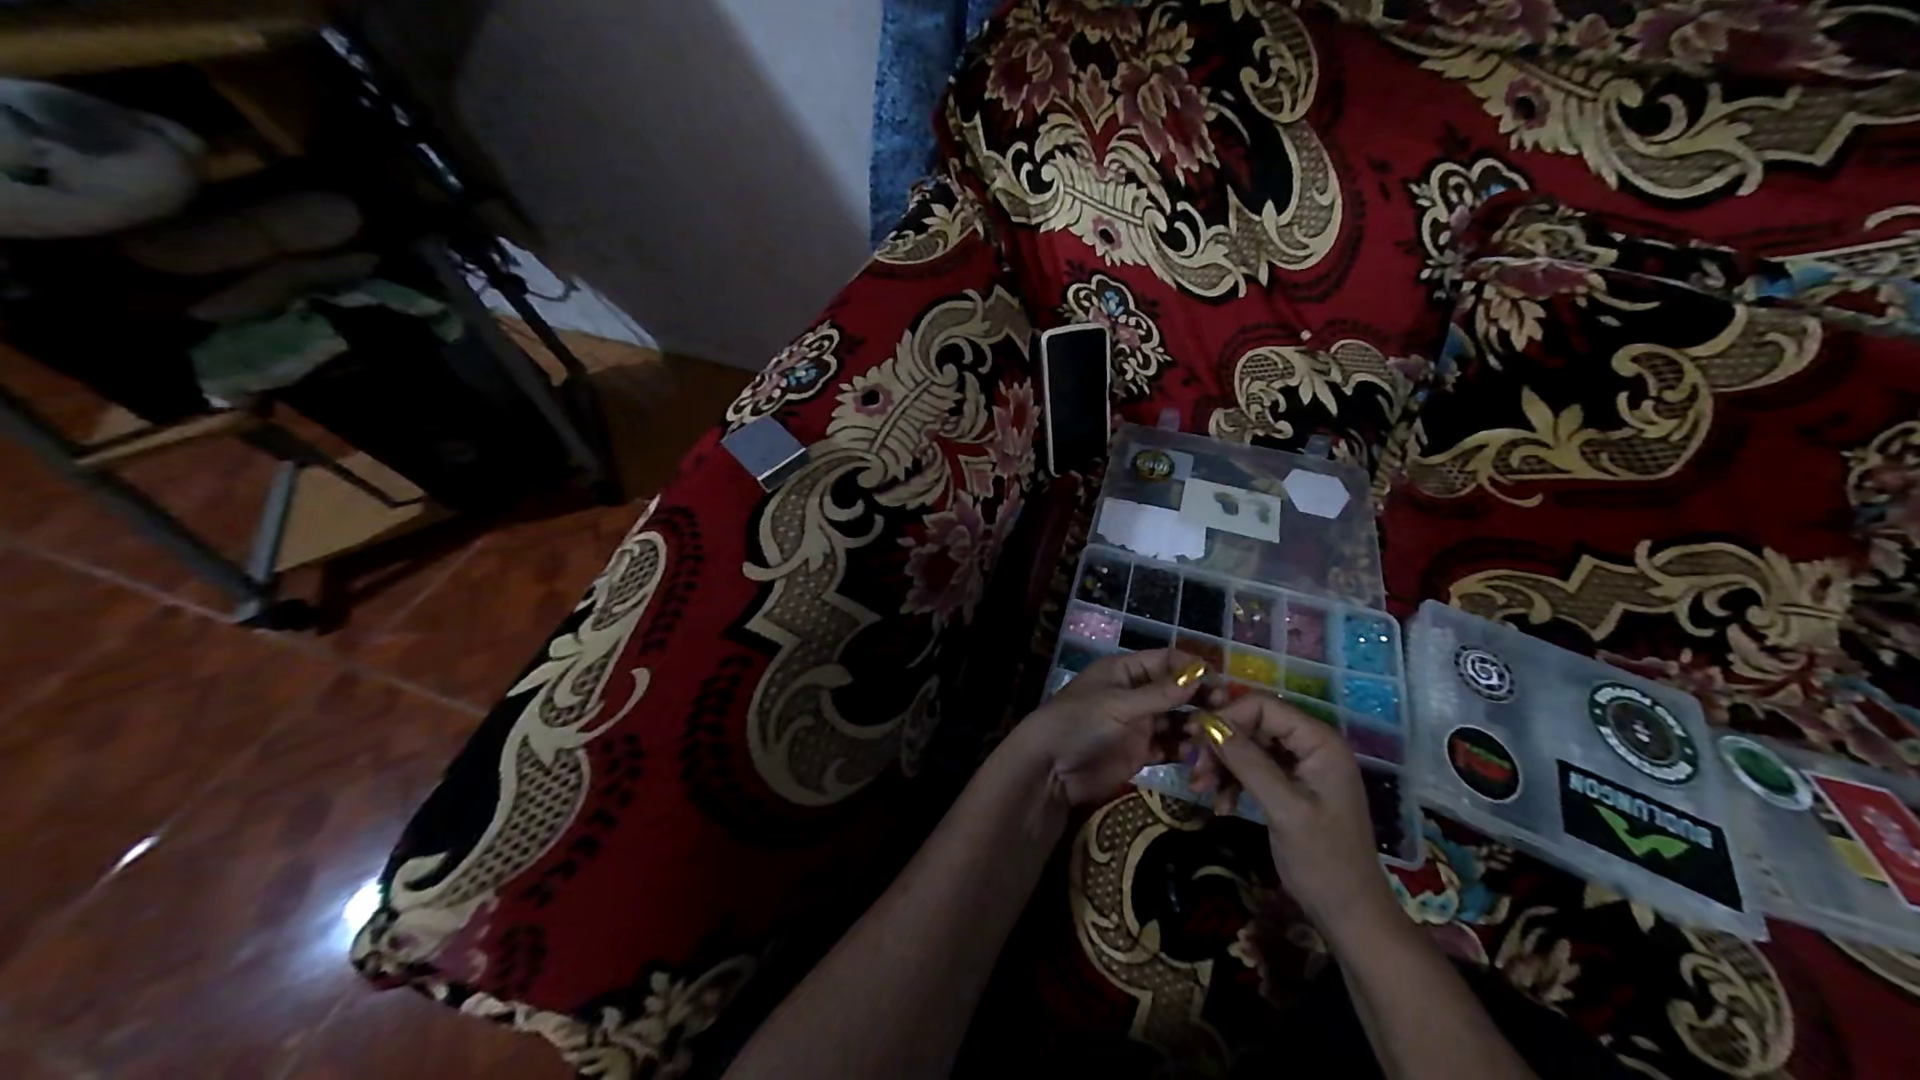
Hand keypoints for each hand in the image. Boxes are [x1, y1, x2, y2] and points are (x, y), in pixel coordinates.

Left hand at [1009, 648, 1206, 806]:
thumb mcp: (1117, 705)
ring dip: (1197, 727)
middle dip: (1201, 699)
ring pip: (1178, 720)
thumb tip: (1199, 675)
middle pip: (1177, 691)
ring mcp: (1139, 724)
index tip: (1219, 681)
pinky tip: (1201, 756)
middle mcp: (1135, 694)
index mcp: (1124, 671)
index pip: (1166, 660)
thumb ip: (1158, 694)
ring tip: (1217, 737)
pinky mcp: (1141, 752)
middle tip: (1227, 711)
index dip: (1192, 668)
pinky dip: (1186, 750)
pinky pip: (1171, 746)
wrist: (1049, 770)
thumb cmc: (1078, 724)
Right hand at [1190, 694, 1398, 934]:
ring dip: (1221, 764)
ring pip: (1248, 746)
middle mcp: (1311, 745)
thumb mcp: (1283, 808)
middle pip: (1252, 724)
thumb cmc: (1323, 859)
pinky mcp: (1289, 785)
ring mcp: (1301, 766)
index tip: (1195, 738)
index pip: (1263, 706)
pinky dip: (1232, 782)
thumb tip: (1208, 724)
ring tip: (1200, 788)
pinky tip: (1220, 804)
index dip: (1227, 716)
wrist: (1348, 913)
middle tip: (1195, 769)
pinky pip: (1252, 768)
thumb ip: (1248, 762)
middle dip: (1220, 744)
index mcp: (1320, 742)